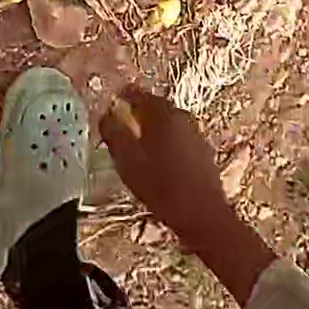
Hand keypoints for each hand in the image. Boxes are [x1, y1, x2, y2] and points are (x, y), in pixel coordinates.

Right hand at [99, 87, 235, 241]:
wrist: (203, 214)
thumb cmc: (162, 187)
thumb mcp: (128, 162)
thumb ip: (114, 135)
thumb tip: (105, 117)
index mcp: (162, 114)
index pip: (138, 94)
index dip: (122, 97)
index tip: (111, 105)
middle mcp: (181, 116)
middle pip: (155, 106)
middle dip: (137, 113)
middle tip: (122, 126)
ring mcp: (195, 132)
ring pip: (168, 121)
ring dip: (153, 128)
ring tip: (139, 145)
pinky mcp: (203, 149)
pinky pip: (179, 136)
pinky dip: (167, 141)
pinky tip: (161, 160)